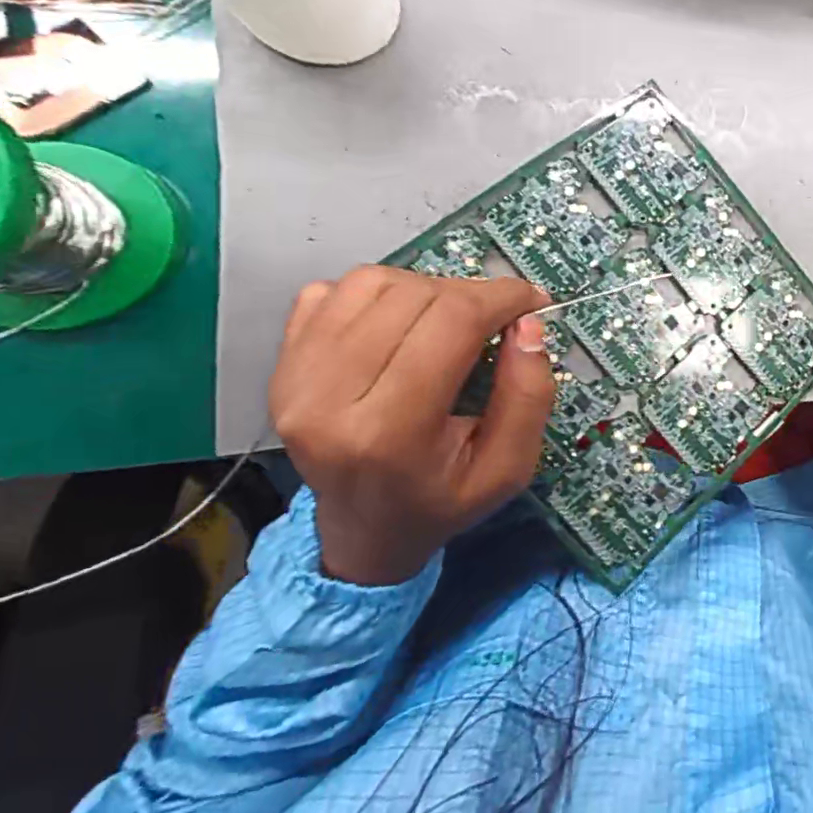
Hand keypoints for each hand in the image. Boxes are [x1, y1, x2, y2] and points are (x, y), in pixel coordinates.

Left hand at [269, 267, 556, 585]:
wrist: (363, 531)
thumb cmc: (439, 503)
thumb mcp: (506, 470)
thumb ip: (528, 397)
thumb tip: (526, 323)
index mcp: (390, 434)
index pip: (451, 325)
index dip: (500, 298)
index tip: (530, 300)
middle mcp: (329, 398)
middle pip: (415, 296)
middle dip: (468, 294)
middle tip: (492, 318)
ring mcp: (295, 376)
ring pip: (373, 282)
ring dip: (423, 288)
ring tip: (444, 321)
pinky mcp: (282, 362)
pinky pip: (334, 289)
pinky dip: (376, 293)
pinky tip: (397, 325)